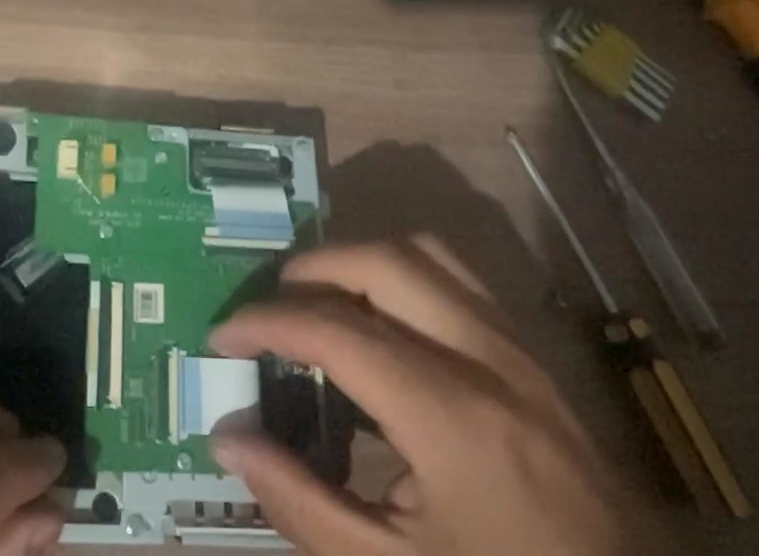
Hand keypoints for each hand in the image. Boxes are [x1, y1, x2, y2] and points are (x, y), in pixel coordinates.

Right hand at [210, 240, 641, 554]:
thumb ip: (300, 503)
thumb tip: (229, 440)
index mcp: (450, 416)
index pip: (334, 331)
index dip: (264, 324)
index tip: (221, 338)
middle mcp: (488, 360)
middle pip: (384, 262)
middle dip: (311, 268)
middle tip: (268, 306)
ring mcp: (521, 352)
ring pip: (429, 255)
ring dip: (360, 262)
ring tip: (318, 300)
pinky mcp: (536, 360)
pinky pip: (461, 281)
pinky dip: (403, 277)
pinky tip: (381, 324)